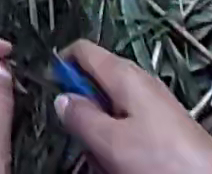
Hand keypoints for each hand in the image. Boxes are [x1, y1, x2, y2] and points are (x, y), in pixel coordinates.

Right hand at [53, 40, 211, 173]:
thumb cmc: (160, 160)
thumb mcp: (112, 142)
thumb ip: (82, 118)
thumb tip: (61, 98)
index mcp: (122, 73)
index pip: (82, 50)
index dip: (62, 65)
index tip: (50, 92)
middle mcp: (136, 79)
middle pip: (95, 82)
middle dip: (83, 111)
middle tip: (83, 143)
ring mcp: (151, 101)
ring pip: (110, 109)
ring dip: (100, 134)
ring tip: (106, 162)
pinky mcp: (162, 125)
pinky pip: (128, 125)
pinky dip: (119, 143)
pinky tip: (123, 166)